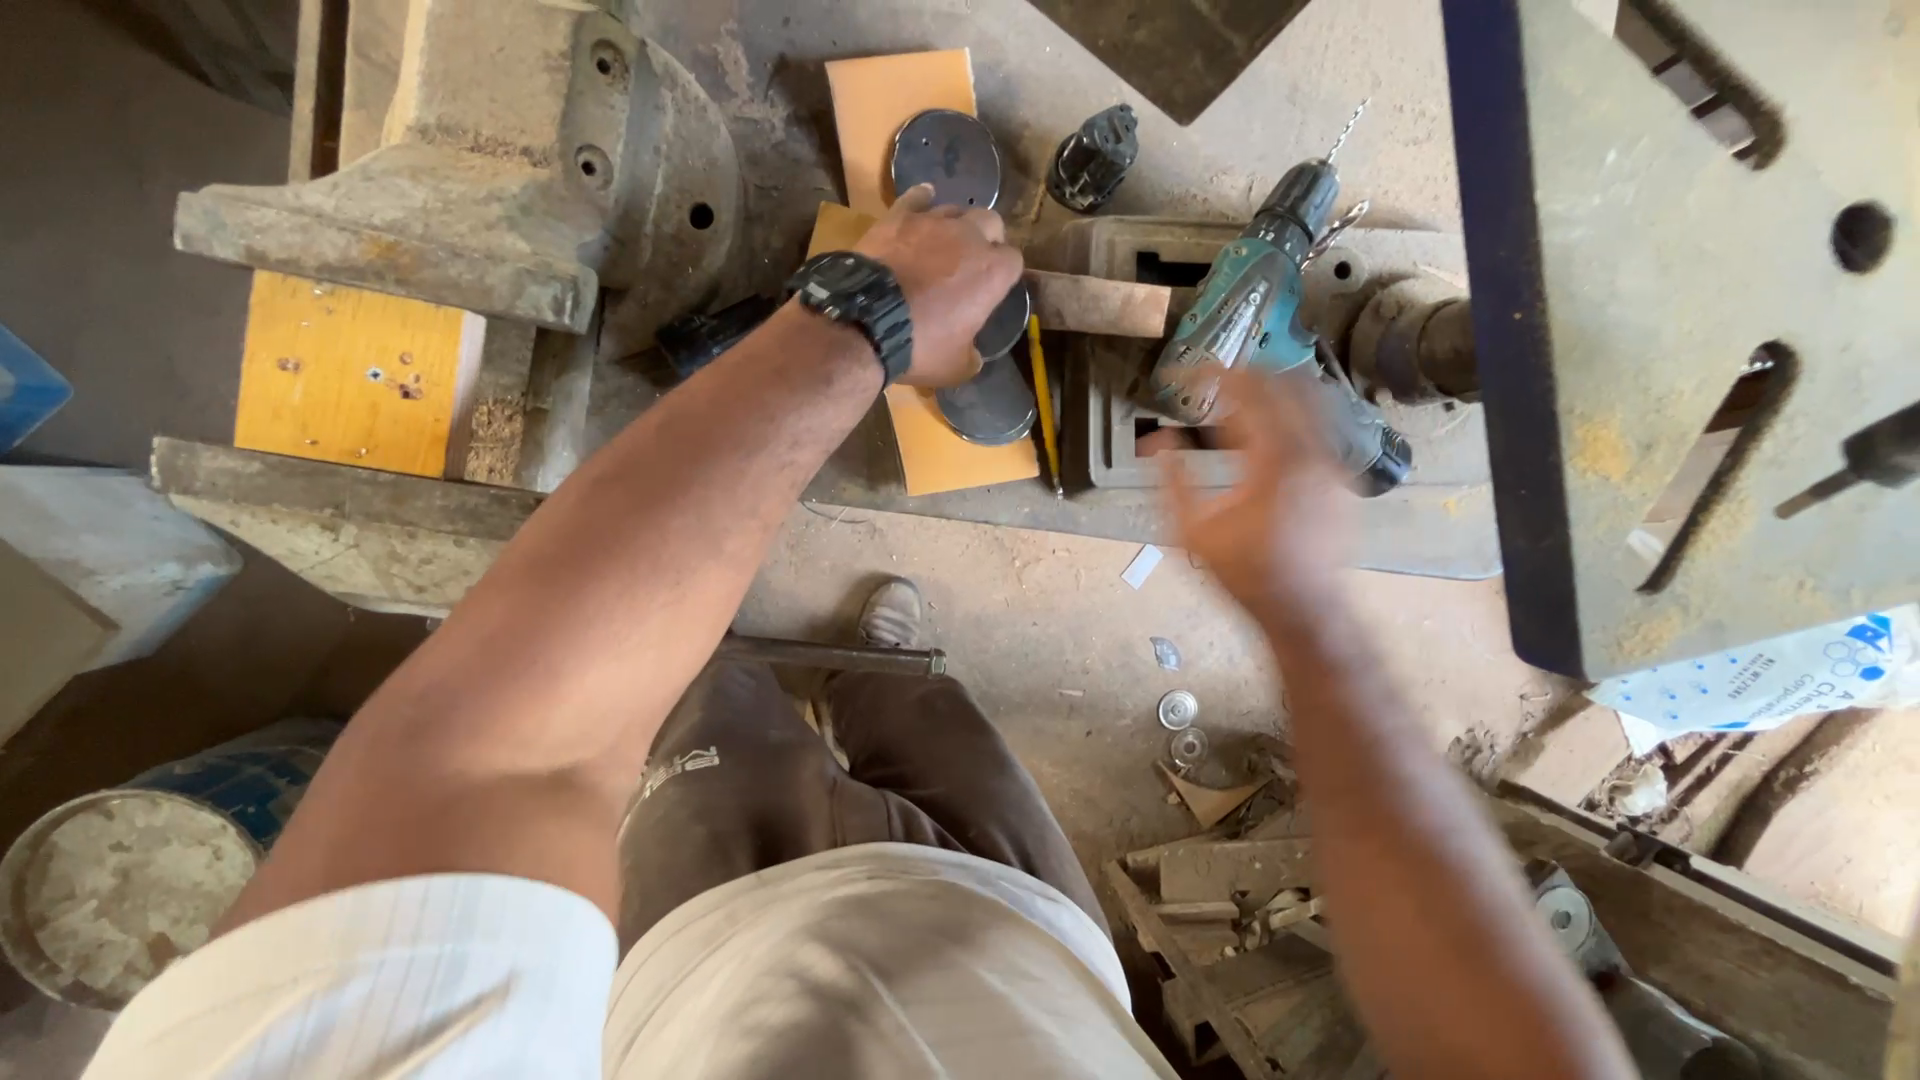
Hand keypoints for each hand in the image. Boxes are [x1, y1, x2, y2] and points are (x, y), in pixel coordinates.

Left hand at [855, 183, 1023, 386]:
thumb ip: (971, 355)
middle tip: (972, 261)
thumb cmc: (920, 346)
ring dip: (955, 224)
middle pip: (991, 222)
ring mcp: (932, 222)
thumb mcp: (955, 366)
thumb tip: (973, 355)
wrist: (865, 322)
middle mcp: (969, 237)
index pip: (1013, 261)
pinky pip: (916, 199)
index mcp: (992, 272)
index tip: (992, 288)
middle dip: (987, 238)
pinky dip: (921, 200)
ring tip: (944, 242)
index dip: (1004, 274)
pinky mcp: (898, 217)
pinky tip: (923, 202)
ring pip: (955, 209)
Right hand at [1162, 369, 1351, 613]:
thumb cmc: (1245, 574)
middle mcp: (1311, 452)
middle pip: (1286, 383)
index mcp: (1272, 461)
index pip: (1246, 393)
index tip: (1187, 373)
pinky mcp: (1342, 479)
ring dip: (1276, 389)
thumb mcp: (1192, 533)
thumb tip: (1156, 440)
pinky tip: (1271, 431)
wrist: (1304, 609)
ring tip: (1245, 393)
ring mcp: (1333, 464)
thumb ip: (1171, 482)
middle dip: (1249, 371)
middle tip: (1218, 374)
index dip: (1214, 374)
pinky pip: (1321, 428)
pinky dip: (1293, 416)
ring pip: (1312, 401)